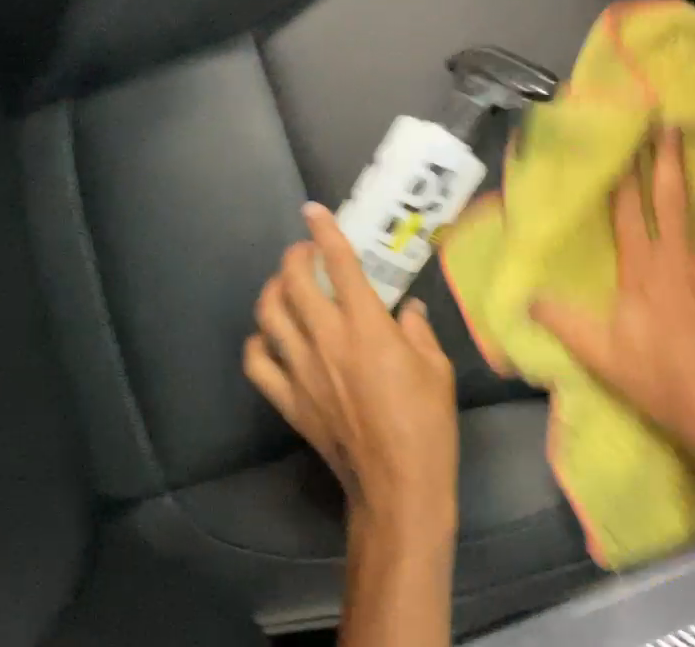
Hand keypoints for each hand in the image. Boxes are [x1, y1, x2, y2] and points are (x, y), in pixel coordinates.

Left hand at [245, 203, 458, 540]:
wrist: (398, 484)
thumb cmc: (426, 423)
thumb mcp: (437, 368)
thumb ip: (418, 330)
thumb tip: (406, 311)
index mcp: (367, 327)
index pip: (340, 264)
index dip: (324, 231)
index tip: (314, 211)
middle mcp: (327, 339)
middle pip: (294, 282)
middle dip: (294, 257)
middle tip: (305, 253)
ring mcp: (301, 371)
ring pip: (269, 315)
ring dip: (273, 291)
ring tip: (286, 287)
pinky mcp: (289, 401)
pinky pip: (258, 364)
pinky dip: (258, 342)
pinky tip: (269, 337)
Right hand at [534, 129, 694, 578]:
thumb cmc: (658, 381)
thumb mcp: (599, 356)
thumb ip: (563, 323)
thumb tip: (525, 299)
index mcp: (642, 274)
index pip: (629, 215)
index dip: (626, 178)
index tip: (625, 143)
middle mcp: (680, 263)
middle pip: (674, 203)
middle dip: (670, 162)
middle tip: (672, 125)